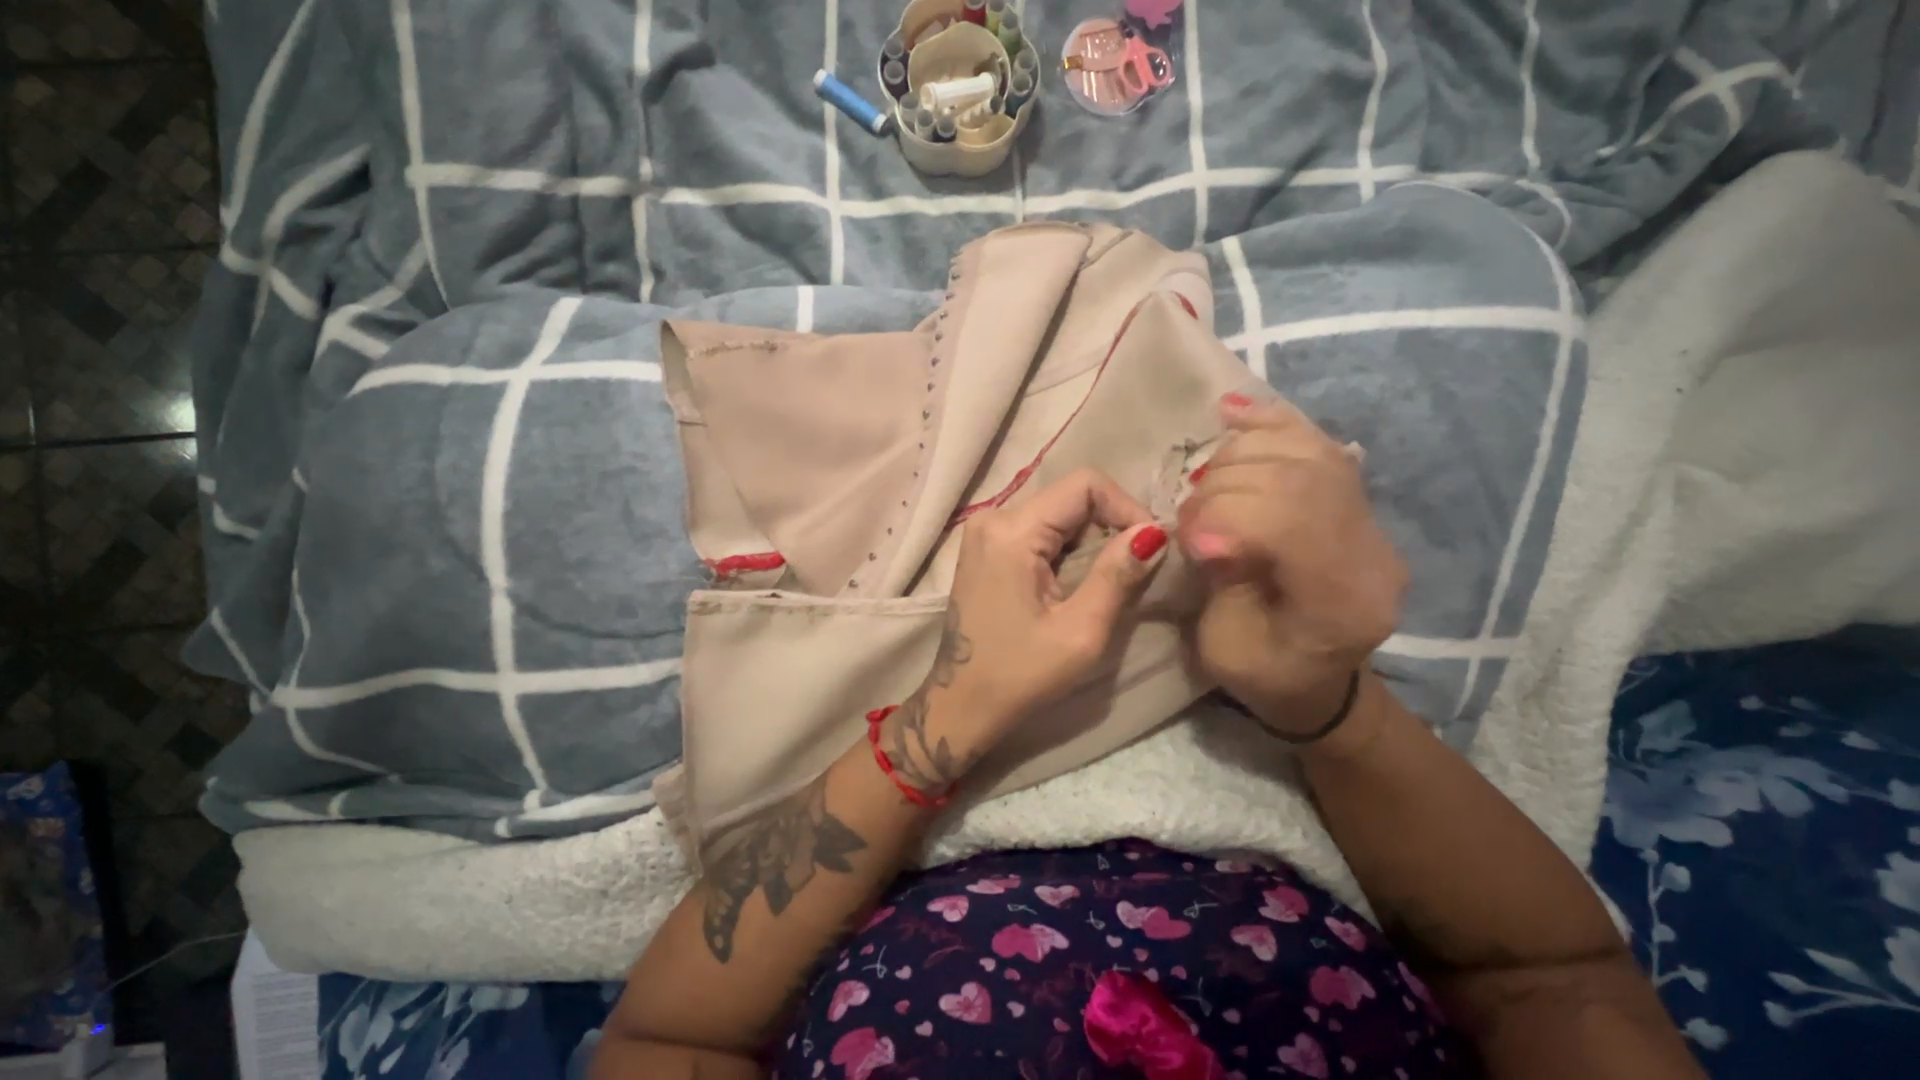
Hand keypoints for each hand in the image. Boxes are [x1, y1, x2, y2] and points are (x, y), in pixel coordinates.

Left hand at [876, 469, 1169, 793]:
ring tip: (1112, 578)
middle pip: (1070, 496)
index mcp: (1011, 531)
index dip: (1126, 506)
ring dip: (1091, 538)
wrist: (962, 703)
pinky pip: (1039, 530)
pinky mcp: (986, 549)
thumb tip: (1155, 532)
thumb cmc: (1020, 675)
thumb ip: (1117, 575)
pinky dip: (1068, 548)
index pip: (1084, 484)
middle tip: (1136, 568)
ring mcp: (984, 532)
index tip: (1149, 548)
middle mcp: (992, 518)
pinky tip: (1079, 583)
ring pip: (1058, 512)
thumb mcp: (1080, 631)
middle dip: (1111, 524)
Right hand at [1178, 394, 1407, 736]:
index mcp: (1345, 602)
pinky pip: (1315, 444)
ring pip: (1306, 451)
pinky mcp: (1356, 498)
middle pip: (1298, 479)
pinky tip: (1231, 413)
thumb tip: (1209, 529)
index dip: (1230, 515)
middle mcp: (1373, 551)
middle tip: (1189, 518)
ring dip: (1239, 456)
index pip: (1295, 524)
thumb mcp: (1227, 648)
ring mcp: (1371, 518)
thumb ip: (1221, 584)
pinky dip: (1268, 425)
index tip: (1190, 540)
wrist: (1321, 680)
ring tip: (1205, 485)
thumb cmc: (1267, 675)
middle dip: (1224, 487)